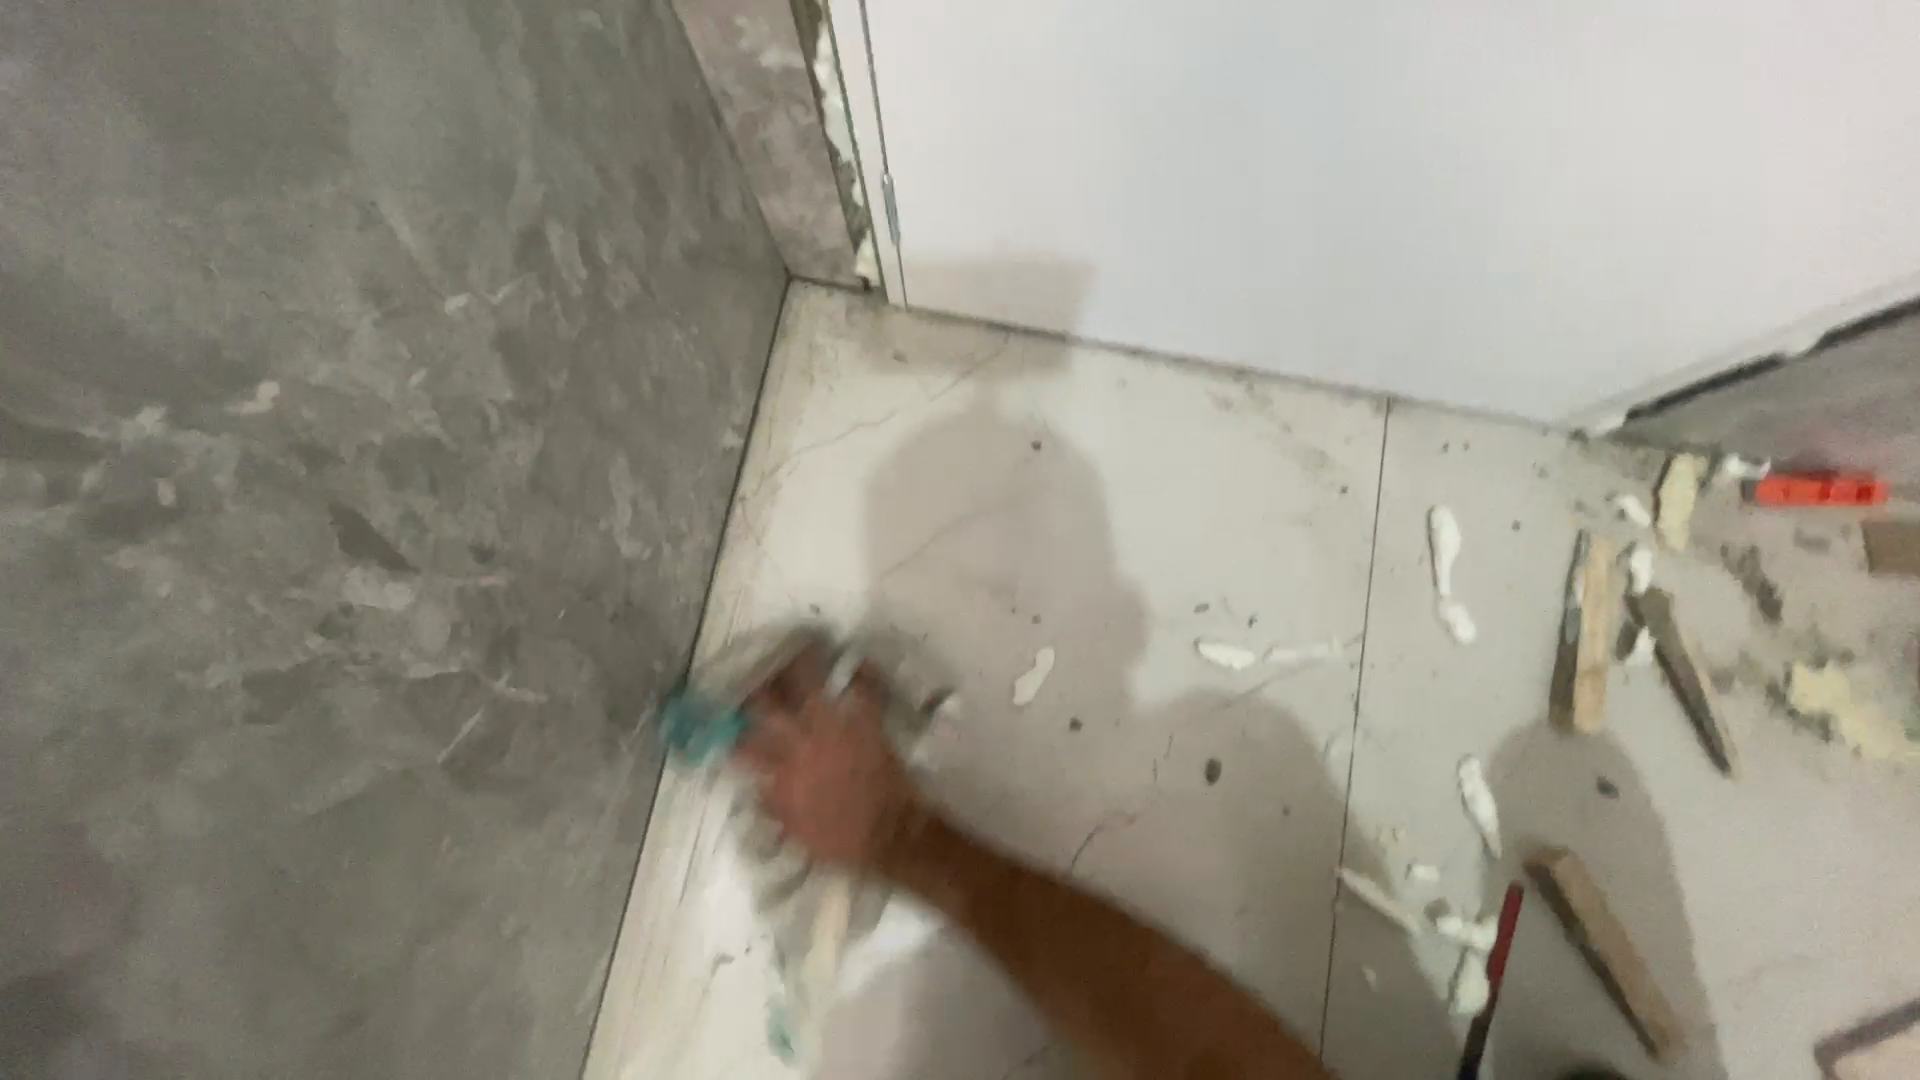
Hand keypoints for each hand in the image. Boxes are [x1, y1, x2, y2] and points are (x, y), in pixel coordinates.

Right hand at [735, 646, 927, 870]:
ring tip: (800, 647)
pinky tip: (861, 663)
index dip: (733, 731)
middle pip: (771, 709)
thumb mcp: (797, 833)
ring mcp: (835, 732)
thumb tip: (756, 788)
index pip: (746, 748)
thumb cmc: (841, 842)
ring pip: (812, 689)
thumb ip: (774, 806)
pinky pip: (864, 693)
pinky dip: (864, 677)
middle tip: (758, 675)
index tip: (727, 720)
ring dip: (804, 667)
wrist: (888, 835)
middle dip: (759, 690)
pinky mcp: (867, 726)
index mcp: (783, 775)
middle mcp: (803, 748)